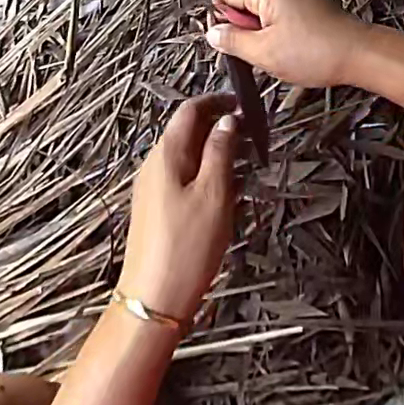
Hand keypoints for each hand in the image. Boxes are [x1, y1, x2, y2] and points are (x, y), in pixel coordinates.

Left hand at [118, 94, 241, 320]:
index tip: (242, 105)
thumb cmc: (186, 247)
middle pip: (188, 130)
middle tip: (250, 135)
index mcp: (166, 154)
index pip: (190, 109)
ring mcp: (153, 187)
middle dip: (219, 126)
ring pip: (188, 154)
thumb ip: (221, 150)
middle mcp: (155, 165)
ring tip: (245, 163)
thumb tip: (228, 120)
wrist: (153, 303)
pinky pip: (184, 177)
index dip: (217, 102)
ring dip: (215, 151)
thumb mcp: (214, 192)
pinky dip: (206, 173)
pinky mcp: (157, 208)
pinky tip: (227, 191)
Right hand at [207, 0, 368, 87]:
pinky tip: (287, 45)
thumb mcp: (263, 52)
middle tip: (259, 48)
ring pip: (258, 6)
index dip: (221, 18)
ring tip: (276, 48)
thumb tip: (213, 34)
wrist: (357, 53)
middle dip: (243, 24)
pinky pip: (275, 9)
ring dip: (259, 28)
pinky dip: (274, 26)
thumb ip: (231, 41)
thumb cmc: (316, 51)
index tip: (232, 41)